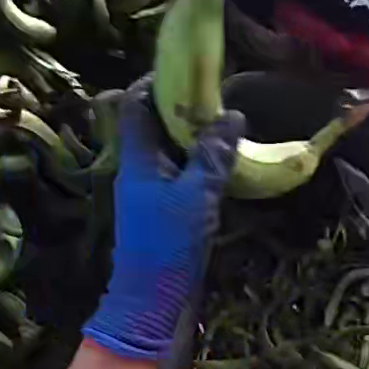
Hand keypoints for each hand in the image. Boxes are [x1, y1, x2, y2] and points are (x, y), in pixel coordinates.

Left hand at [82, 80, 242, 360]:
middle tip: (218, 96)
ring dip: (193, 136)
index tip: (188, 70)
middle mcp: (139, 168)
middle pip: (154, 124)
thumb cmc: (168, 243)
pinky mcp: (163, 210)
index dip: (156, 81)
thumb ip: (213, 155)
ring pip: (169, 150)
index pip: (135, 104)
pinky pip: (179, 174)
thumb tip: (232, 116)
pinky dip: (197, 163)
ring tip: (226, 123)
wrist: (152, 298)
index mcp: (137, 158)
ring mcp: (150, 191)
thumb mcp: (196, 195)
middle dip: (182, 108)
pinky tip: (223, 162)